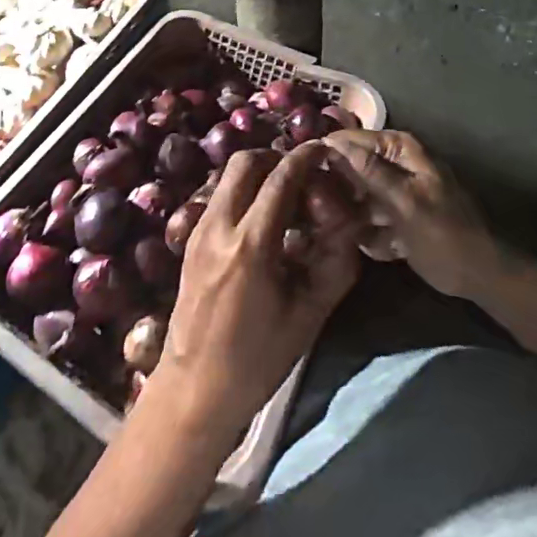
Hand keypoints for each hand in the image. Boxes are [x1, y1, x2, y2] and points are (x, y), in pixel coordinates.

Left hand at [152, 144, 363, 442]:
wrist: (196, 386)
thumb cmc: (258, 358)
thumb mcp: (309, 314)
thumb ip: (333, 261)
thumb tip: (346, 220)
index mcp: (249, 246)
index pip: (279, 180)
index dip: (304, 158)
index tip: (323, 151)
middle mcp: (217, 227)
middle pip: (244, 163)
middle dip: (277, 159)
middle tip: (304, 176)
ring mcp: (197, 231)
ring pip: (227, 177)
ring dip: (258, 174)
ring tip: (286, 196)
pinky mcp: (189, 240)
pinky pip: (218, 196)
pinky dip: (242, 191)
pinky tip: (262, 218)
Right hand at [320, 129, 506, 297]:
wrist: (477, 274)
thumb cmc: (444, 234)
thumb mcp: (404, 201)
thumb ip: (370, 170)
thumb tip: (334, 142)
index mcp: (402, 151)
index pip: (354, 139)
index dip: (329, 151)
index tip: (302, 166)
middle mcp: (397, 164)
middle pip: (352, 167)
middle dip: (338, 189)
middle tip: (319, 207)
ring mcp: (394, 191)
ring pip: (357, 194)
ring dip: (352, 214)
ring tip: (349, 230)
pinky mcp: (394, 216)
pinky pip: (368, 217)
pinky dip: (369, 232)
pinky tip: (381, 246)